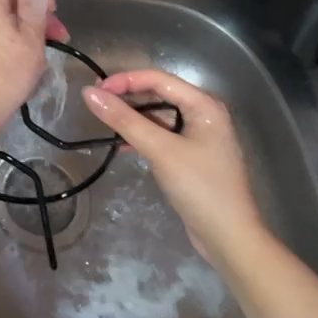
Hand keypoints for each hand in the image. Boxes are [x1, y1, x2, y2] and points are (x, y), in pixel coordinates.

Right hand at [81, 69, 265, 262]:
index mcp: (204, 105)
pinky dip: (143, 135)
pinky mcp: (193, 156)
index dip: (125, 80)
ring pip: (159, 115)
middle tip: (97, 104)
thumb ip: (124, 120)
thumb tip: (88, 93)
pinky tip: (124, 144)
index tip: (96, 90)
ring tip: (106, 121)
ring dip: (133, 116)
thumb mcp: (160, 150)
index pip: (158, 79)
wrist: (229, 238)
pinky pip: (163, 135)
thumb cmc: (200, 187)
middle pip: (159, 94)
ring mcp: (200, 136)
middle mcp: (204, 114)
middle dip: (128, 96)